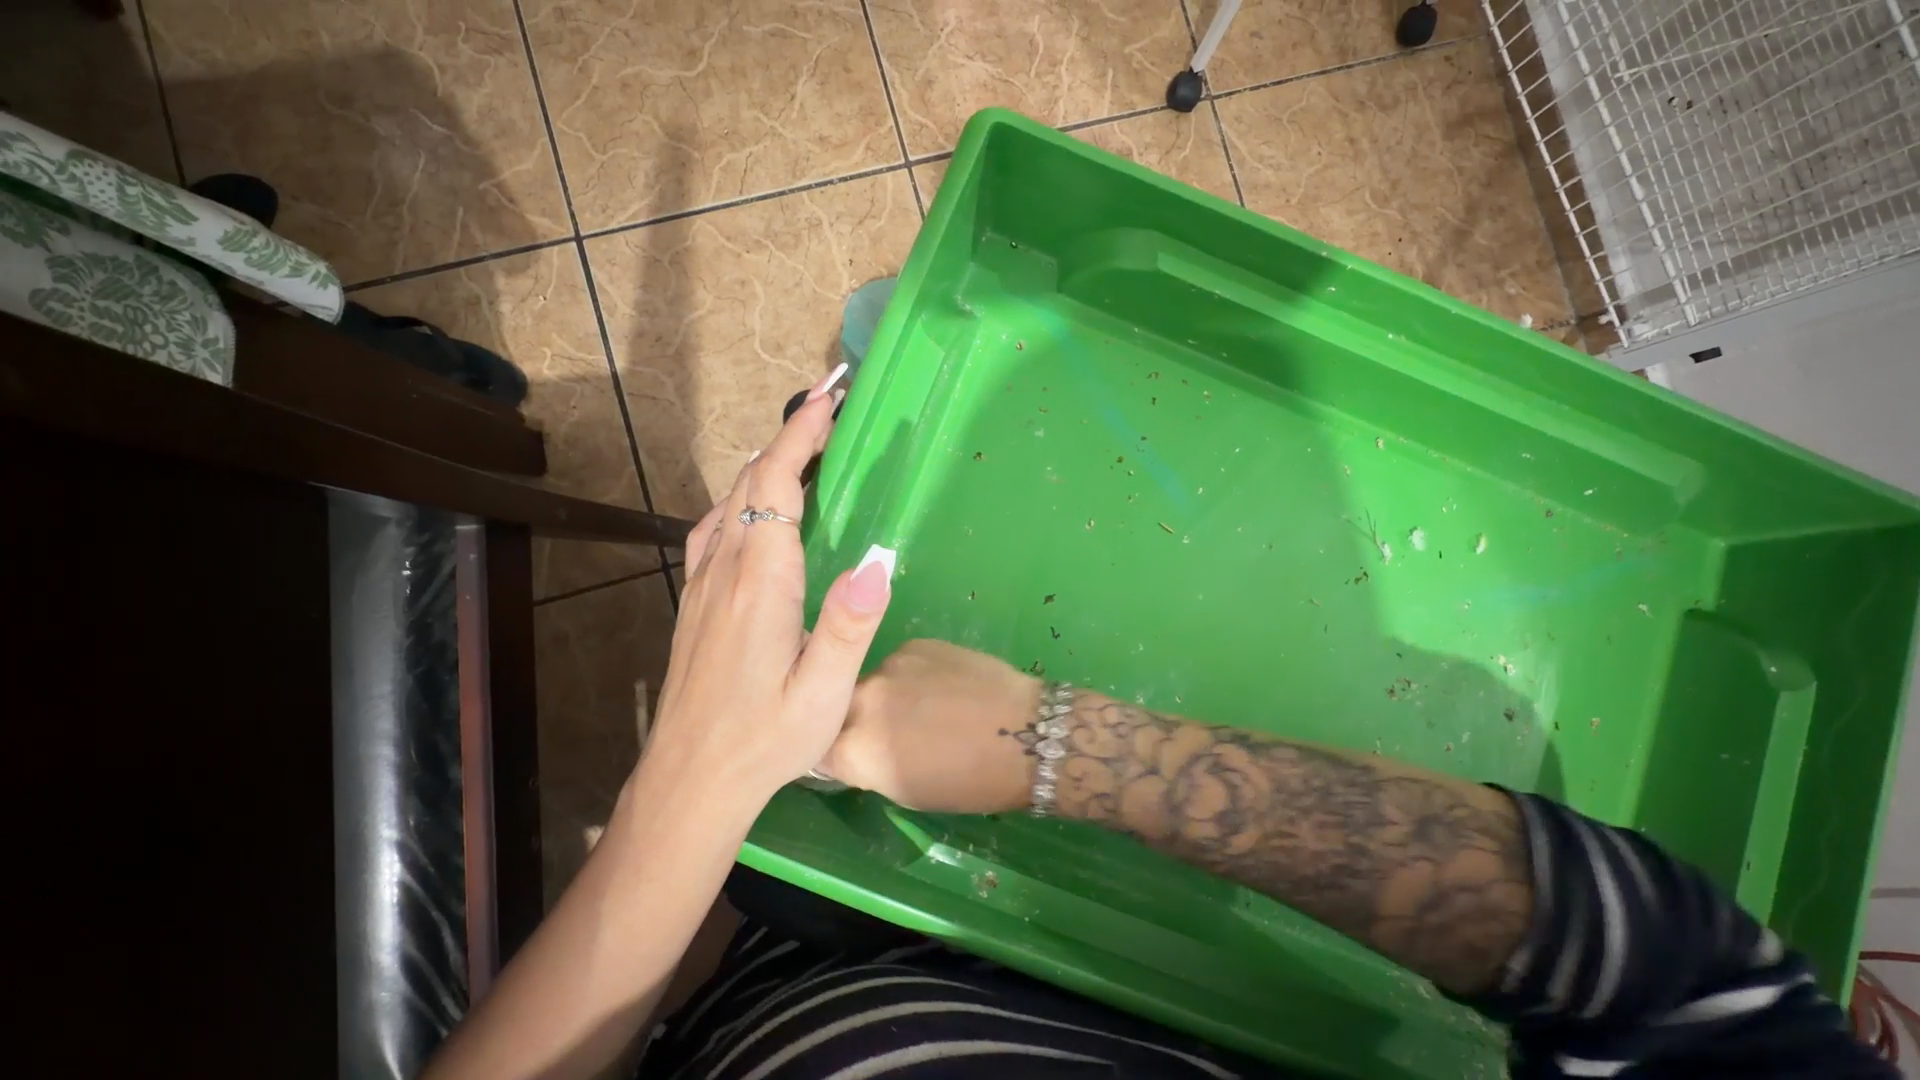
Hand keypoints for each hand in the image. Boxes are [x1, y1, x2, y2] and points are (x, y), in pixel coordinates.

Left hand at [645, 376, 893, 804]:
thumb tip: (881, 559)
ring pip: (727, 504)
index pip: (774, 486)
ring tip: (800, 453)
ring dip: (763, 468)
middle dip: (787, 439)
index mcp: (759, 584)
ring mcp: (701, 587)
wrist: (689, 781)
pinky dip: (741, 500)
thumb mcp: (821, 694)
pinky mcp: (693, 605)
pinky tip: (754, 513)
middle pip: (749, 484)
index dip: (799, 435)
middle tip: (828, 414)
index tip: (827, 397)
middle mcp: (724, 572)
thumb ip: (849, 626)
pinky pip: (714, 530)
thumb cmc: (764, 741)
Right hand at [819, 639, 1041, 813]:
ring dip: (884, 696)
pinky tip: (943, 690)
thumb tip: (858, 749)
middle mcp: (862, 700)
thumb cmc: (970, 781)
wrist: (1028, 735)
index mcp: (855, 749)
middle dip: (851, 718)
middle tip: (884, 733)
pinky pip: (900, 664)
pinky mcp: (916, 644)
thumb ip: (868, 766)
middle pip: (836, 705)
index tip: (845, 756)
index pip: (816, 747)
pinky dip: (912, 677)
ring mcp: (890, 665)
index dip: (830, 752)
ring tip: (922, 711)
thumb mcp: (905, 790)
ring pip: (869, 681)